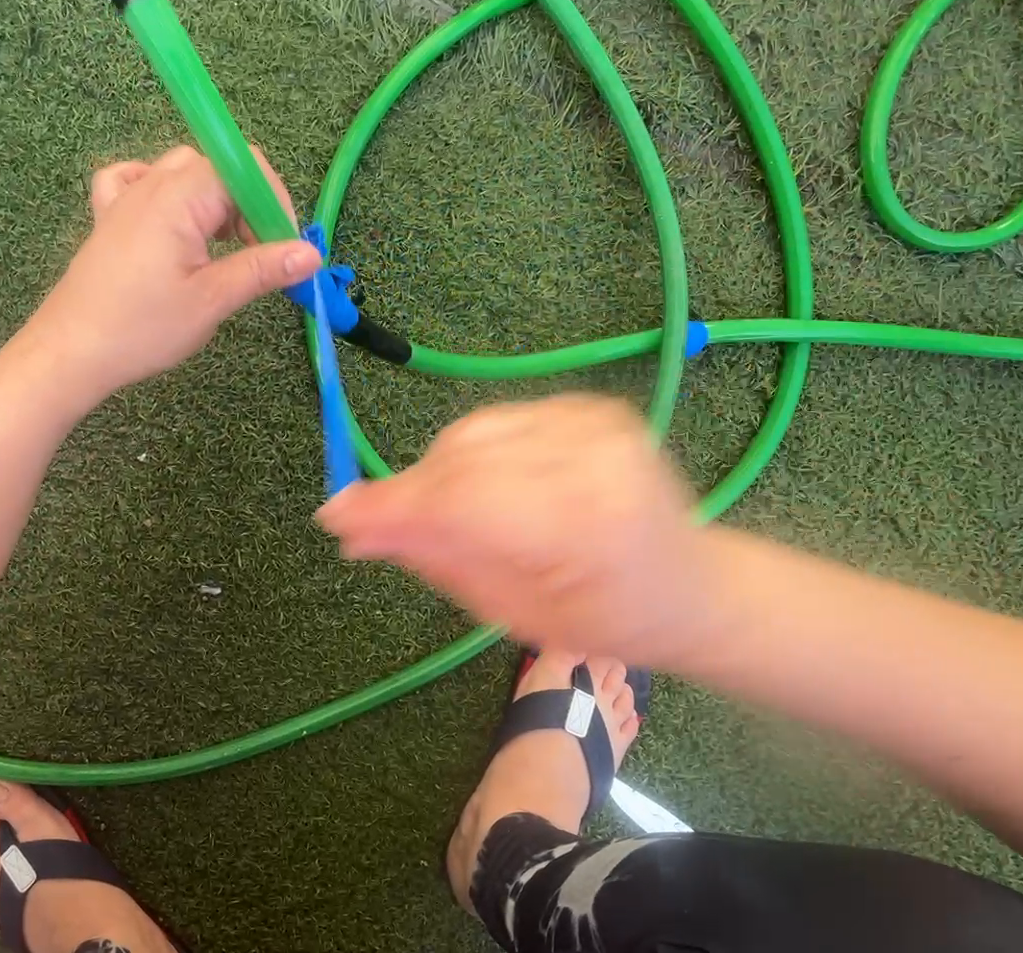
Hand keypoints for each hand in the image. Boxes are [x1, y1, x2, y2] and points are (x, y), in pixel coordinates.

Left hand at [16, 144, 322, 403]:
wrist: (69, 353)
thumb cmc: (140, 329)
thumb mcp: (210, 301)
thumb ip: (262, 270)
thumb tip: (310, 255)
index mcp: (178, 196)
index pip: (245, 169)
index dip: (274, 204)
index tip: (285, 250)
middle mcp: (151, 184)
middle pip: (217, 167)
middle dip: (248, 205)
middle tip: (259, 256)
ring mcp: (125, 198)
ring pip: (183, 173)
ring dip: (214, 203)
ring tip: (222, 250)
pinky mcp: (109, 218)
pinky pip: (138, 181)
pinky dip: (163, 192)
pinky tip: (170, 222)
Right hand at [316, 394, 723, 669]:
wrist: (689, 582)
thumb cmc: (603, 617)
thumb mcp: (513, 612)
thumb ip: (437, 559)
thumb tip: (354, 528)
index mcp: (592, 521)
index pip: (468, 500)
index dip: (394, 505)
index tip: (333, 516)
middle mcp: (596, 453)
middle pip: (463, 458)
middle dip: (409, 493)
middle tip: (372, 527)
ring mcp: (593, 420)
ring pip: (470, 434)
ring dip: (436, 474)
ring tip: (439, 516)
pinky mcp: (585, 404)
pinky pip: (492, 423)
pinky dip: (466, 455)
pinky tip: (478, 489)